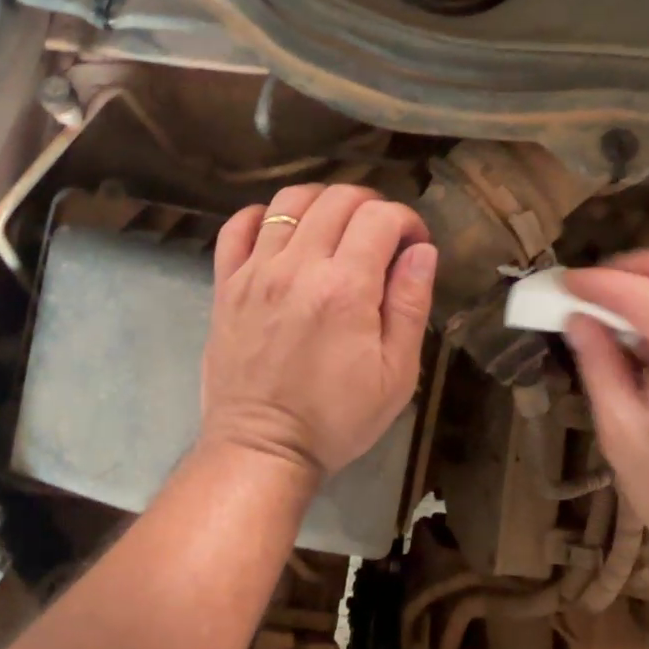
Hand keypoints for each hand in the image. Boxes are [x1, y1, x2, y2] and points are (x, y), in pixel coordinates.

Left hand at [201, 183, 437, 477]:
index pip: (381, 217)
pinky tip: (284, 234)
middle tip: (381, 235)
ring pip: (290, 200)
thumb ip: (411, 305)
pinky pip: (239, 226)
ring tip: (337, 228)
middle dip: (371, 205)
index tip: (413, 244)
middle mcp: (298, 267)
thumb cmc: (337, 419)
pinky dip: (265, 216)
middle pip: (337, 198)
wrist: (260, 450)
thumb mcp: (396, 374)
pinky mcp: (226, 284)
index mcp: (346, 288)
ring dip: (323, 202)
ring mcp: (256, 272)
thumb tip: (422, 251)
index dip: (407, 220)